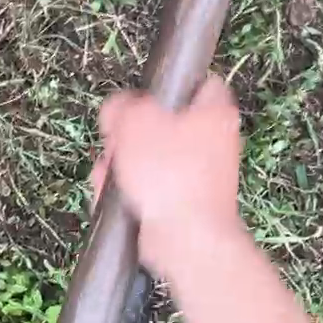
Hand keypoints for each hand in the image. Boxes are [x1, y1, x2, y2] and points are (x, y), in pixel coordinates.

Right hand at [94, 75, 249, 277]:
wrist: (186, 238)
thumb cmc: (170, 174)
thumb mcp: (136, 123)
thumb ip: (123, 106)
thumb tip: (116, 108)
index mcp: (215, 112)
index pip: (198, 84)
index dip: (166, 89)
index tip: (142, 101)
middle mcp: (214, 144)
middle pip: (164, 127)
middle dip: (130, 137)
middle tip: (116, 144)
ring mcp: (199, 178)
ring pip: (152, 162)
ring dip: (123, 168)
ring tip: (108, 176)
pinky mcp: (184, 206)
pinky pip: (150, 191)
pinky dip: (130, 194)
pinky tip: (112, 199)